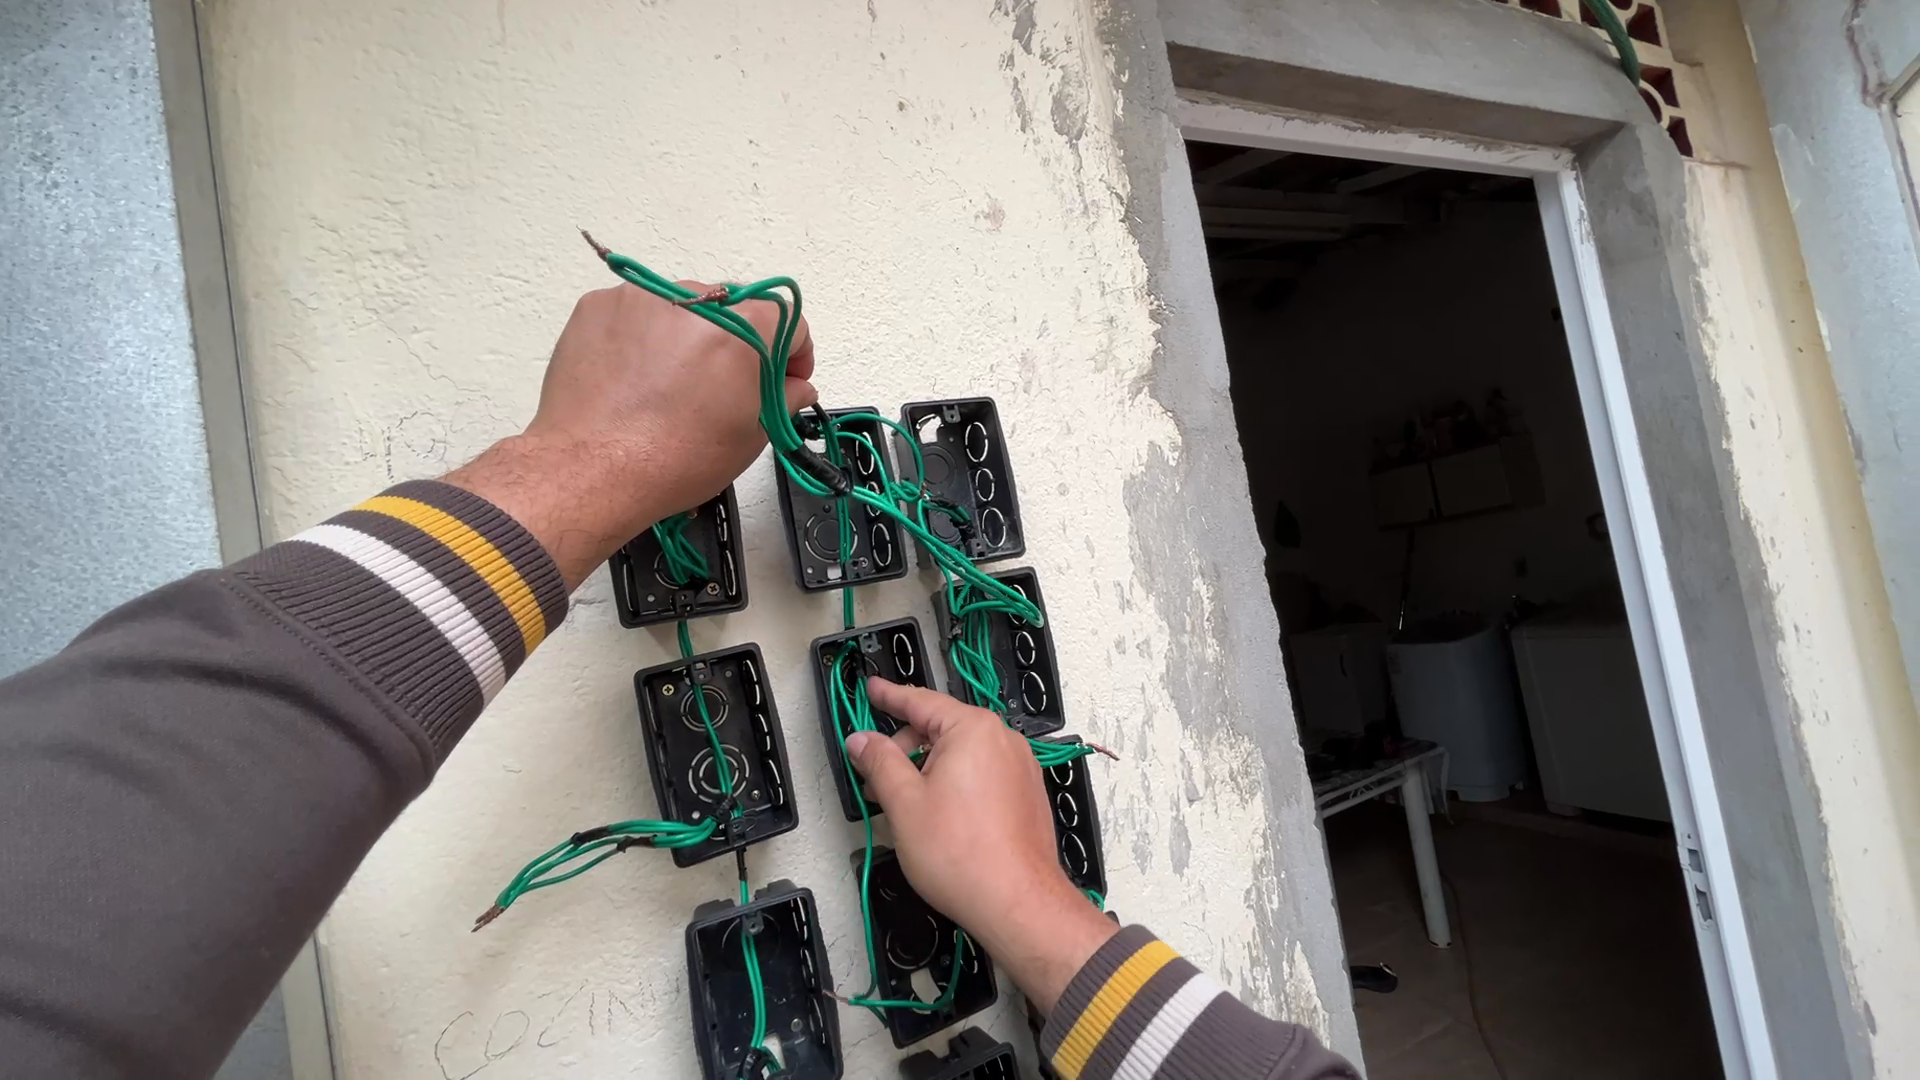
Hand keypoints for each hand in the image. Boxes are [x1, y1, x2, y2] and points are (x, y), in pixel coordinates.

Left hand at [445, 281, 815, 587]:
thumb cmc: (677, 458)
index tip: (788, 378)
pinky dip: (651, 337)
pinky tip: (644, 378)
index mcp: (741, 331)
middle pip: (738, 308)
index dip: (796, 352)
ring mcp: (641, 298)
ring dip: (696, 337)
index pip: (788, 320)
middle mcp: (694, 301)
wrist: (592, 469)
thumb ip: (784, 398)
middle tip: (734, 386)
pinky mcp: (599, 306)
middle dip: (746, 344)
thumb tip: (796, 386)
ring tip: (680, 384)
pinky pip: (642, 312)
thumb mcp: (752, 435)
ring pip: (688, 306)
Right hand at [846, 680, 1116, 1013]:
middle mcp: (1002, 738)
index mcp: (973, 729)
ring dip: (928, 767)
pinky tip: (938, 813)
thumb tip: (862, 740)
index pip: (921, 701)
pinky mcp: (1026, 792)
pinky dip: (955, 781)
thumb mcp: (904, 802)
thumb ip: (879, 762)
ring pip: (961, 752)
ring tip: (906, 803)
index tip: (873, 688)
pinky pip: (982, 771)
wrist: (1017, 903)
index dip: (890, 696)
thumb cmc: (962, 854)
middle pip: (941, 727)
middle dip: (905, 746)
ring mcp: (1019, 765)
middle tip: (875, 773)